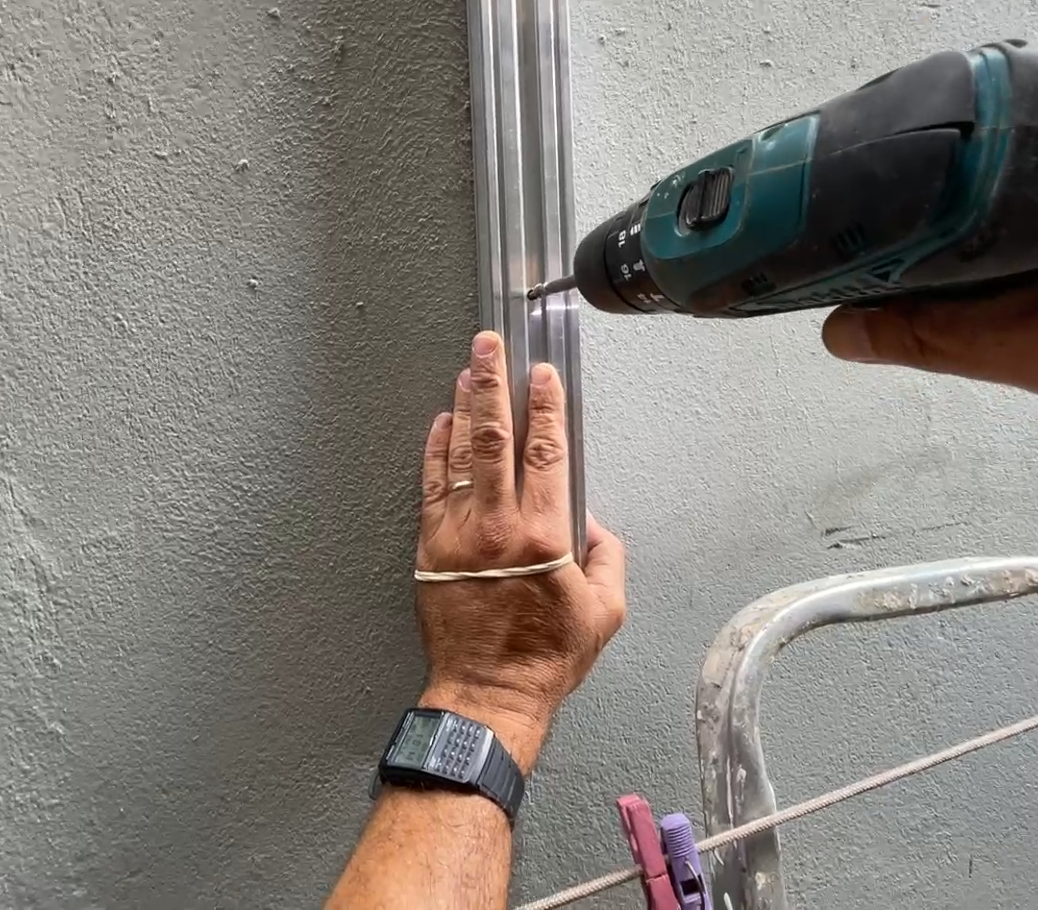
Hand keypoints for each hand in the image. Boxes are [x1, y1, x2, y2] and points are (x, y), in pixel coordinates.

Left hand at [414, 331, 626, 765]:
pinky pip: (431, 486)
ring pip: (460, 454)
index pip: (546, 452)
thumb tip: (591, 523)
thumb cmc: (547, 656)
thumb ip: (607, 556)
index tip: (542, 375)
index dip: (545, 408)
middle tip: (489, 345)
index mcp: (544, 536)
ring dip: (465, 407)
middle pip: (495, 438)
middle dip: (493, 384)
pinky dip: (435, 450)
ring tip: (468, 369)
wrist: (486, 691)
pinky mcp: (431, 546)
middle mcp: (498, 524)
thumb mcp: (605, 611)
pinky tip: (442, 422)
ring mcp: (457, 532)